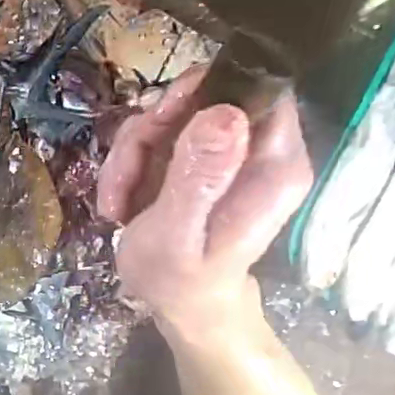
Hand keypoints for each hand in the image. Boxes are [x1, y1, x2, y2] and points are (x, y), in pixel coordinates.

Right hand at [97, 64, 312, 334]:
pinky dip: (132, 164)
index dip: (205, 90)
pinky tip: (122, 201)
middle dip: (153, 128)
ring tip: (118, 201)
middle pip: (206, 95)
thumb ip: (198, 178)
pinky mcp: (204, 156)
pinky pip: (162, 134)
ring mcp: (230, 151)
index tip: (160, 119)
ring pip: (174, 114)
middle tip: (125, 173)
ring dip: (133, 152)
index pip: (256, 88)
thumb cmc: (179, 281)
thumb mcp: (178, 234)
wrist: (182, 306)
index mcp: (276, 166)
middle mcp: (262, 150)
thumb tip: (224, 112)